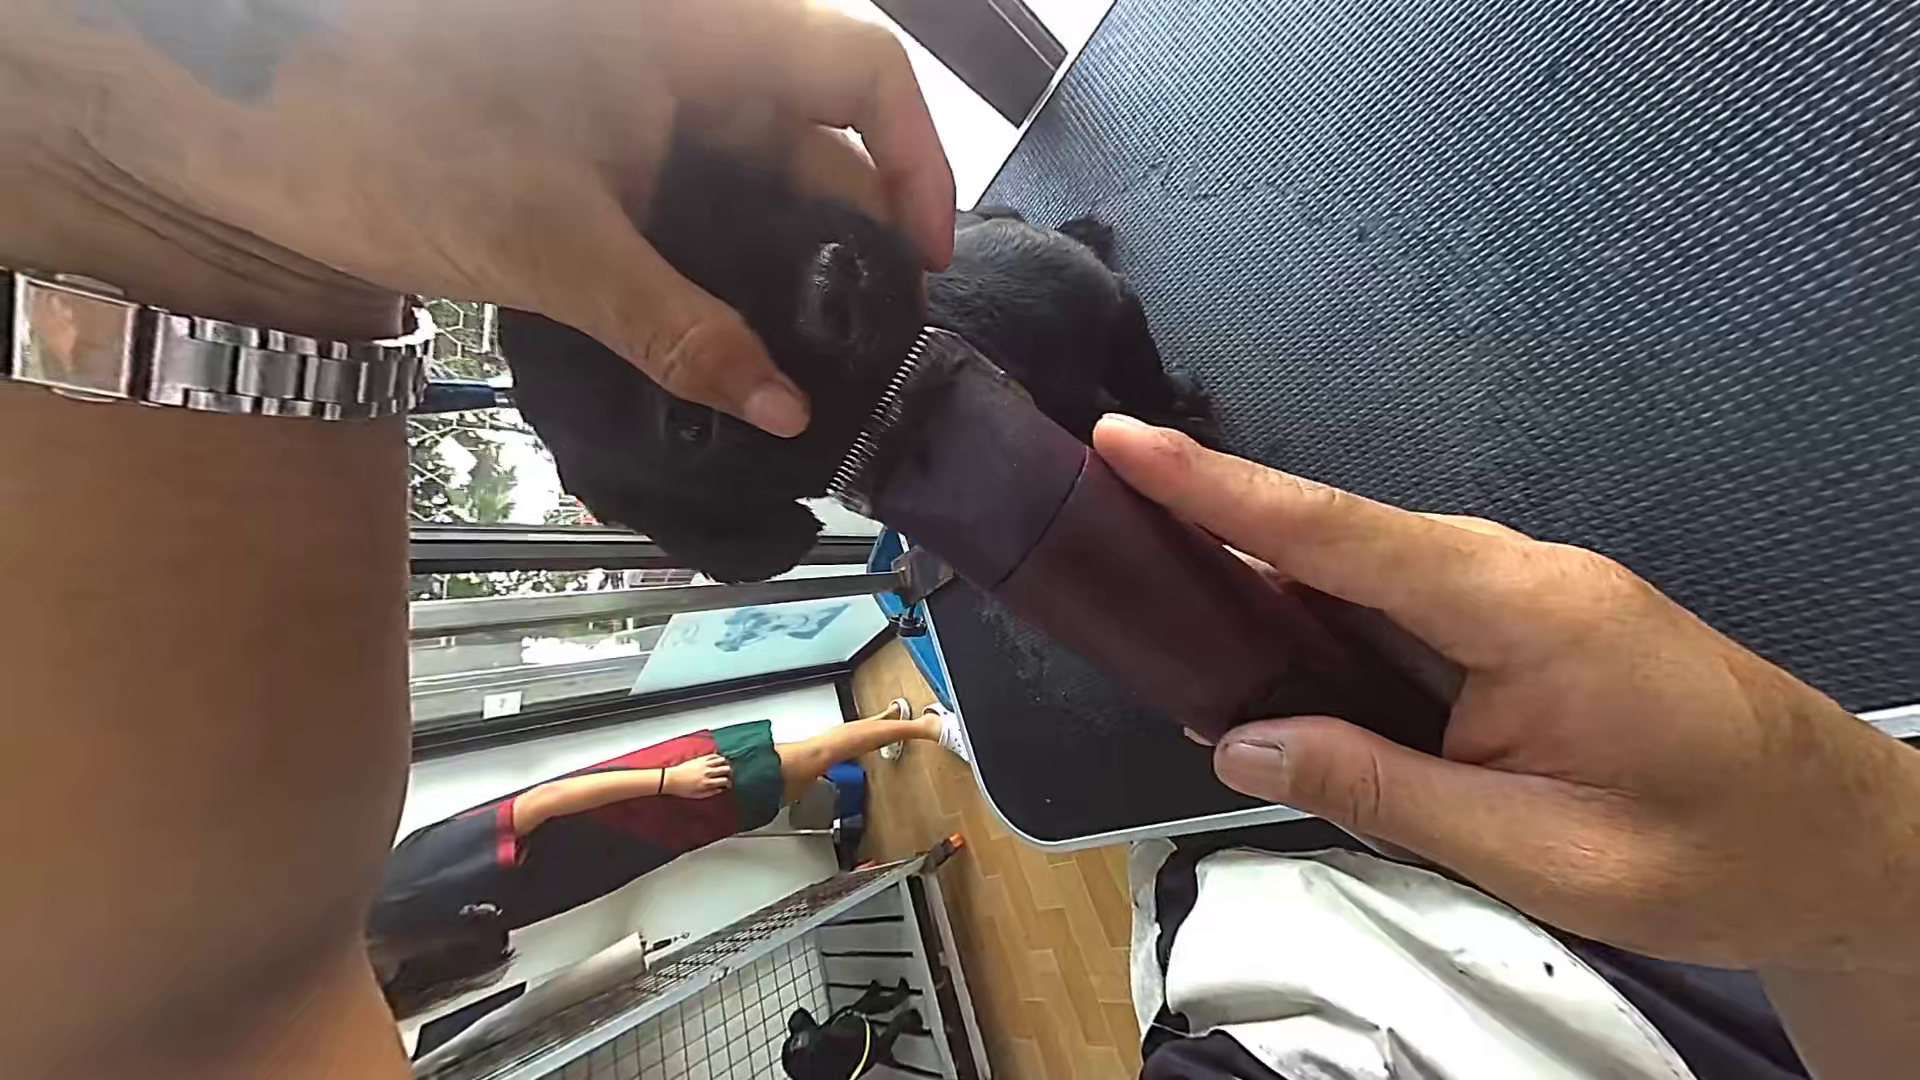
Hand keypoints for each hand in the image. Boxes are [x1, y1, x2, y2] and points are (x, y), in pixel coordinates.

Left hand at [1, 0, 954, 434]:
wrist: (219, 104)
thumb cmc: (369, 121)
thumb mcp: (551, 241)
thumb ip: (681, 332)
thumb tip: (788, 412)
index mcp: (694, 42)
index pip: (864, 74)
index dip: (918, 163)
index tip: (929, 259)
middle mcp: (697, 79)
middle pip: (831, 157)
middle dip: (867, 249)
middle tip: (875, 342)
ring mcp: (666, 133)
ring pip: (777, 206)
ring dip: (807, 285)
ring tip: (824, 365)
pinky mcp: (636, 179)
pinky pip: (722, 236)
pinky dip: (747, 294)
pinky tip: (749, 352)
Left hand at [662, 754, 731, 798]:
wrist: (671, 779)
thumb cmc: (683, 789)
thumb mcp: (696, 795)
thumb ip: (710, 793)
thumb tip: (720, 790)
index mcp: (707, 783)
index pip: (724, 780)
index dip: (728, 782)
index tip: (728, 784)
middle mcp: (708, 772)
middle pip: (725, 769)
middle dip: (729, 772)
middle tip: (728, 774)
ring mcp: (705, 764)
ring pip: (721, 760)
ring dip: (724, 763)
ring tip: (724, 766)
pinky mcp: (701, 758)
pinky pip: (714, 755)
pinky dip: (718, 757)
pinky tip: (718, 760)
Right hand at [1096, 415, 1919, 973]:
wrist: (1854, 848)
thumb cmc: (1722, 854)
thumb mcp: (1547, 854)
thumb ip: (1378, 788)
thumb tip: (1234, 748)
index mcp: (1513, 603)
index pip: (1326, 527)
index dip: (1213, 482)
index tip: (1127, 441)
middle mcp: (1482, 565)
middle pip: (1308, 524)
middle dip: (1201, 500)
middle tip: (1107, 490)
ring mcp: (1471, 581)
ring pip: (1320, 556)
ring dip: (1230, 555)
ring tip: (1146, 566)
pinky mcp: (1460, 608)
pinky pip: (1345, 591)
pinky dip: (1277, 601)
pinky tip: (1231, 632)